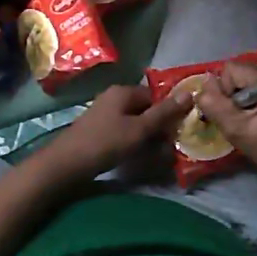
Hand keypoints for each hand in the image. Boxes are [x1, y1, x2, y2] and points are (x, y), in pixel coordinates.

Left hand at [39, 84, 192, 185]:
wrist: (67, 164)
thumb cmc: (106, 142)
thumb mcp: (139, 129)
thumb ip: (164, 113)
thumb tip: (189, 94)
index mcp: (123, 91)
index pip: (155, 95)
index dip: (169, 111)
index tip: (179, 130)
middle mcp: (113, 98)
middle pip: (145, 109)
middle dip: (159, 127)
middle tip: (170, 145)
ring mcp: (104, 114)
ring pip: (135, 123)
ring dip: (147, 137)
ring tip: (158, 154)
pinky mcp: (99, 131)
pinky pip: (123, 132)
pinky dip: (133, 142)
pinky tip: (138, 156)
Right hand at [194, 62, 256, 191]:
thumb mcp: (234, 128)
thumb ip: (214, 104)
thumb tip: (203, 84)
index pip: (231, 69)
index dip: (224, 90)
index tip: (233, 112)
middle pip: (237, 71)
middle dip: (230, 92)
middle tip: (238, 116)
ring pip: (241, 77)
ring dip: (237, 96)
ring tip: (245, 117)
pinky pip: (250, 84)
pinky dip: (245, 97)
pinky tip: (251, 115)